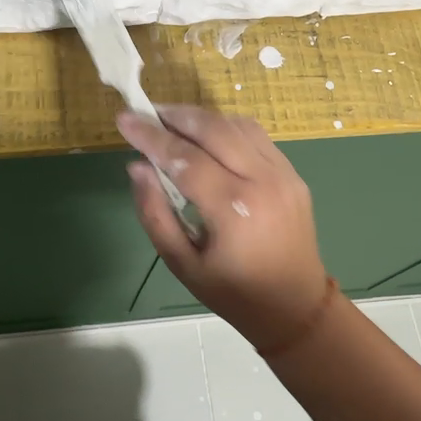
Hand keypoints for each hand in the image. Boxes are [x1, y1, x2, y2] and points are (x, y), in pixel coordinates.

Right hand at [118, 107, 332, 350]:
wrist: (296, 308)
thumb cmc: (233, 293)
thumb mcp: (182, 264)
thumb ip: (155, 212)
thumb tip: (136, 167)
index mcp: (233, 209)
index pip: (184, 157)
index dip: (150, 136)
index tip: (124, 119)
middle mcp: (261, 181)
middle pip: (213, 129)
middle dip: (176, 115)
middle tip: (147, 112)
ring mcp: (283, 174)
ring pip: (237, 125)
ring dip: (201, 118)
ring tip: (172, 121)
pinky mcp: (293, 173)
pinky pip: (256, 136)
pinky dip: (226, 128)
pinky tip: (206, 136)